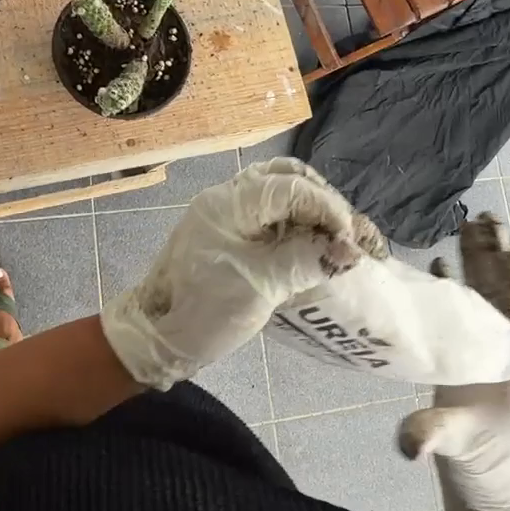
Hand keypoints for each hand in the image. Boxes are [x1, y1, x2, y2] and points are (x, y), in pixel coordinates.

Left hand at [101, 158, 364, 388]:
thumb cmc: (206, 310)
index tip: (349, 238)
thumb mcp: (262, 287)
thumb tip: (349, 249)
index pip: (288, 186)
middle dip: (321, 199)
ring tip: (335, 237)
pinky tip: (314, 243)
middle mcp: (227, 197)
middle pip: (284, 176)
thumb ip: (305, 260)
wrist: (160, 335)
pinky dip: (296, 221)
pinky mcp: (231, 230)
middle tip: (345, 232)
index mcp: (228, 204)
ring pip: (278, 190)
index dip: (325, 206)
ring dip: (310, 208)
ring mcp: (227, 212)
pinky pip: (270, 211)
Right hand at [397, 214, 509, 510]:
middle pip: (501, 289)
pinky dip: (452, 283)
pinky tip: (438, 262)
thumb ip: (432, 436)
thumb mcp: (457, 444)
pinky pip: (461, 310)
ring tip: (466, 226)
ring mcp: (480, 350)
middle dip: (494, 253)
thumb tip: (406, 442)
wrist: (487, 491)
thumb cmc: (483, 462)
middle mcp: (499, 346)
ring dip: (475, 262)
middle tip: (487, 216)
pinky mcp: (462, 356)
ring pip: (482, 294)